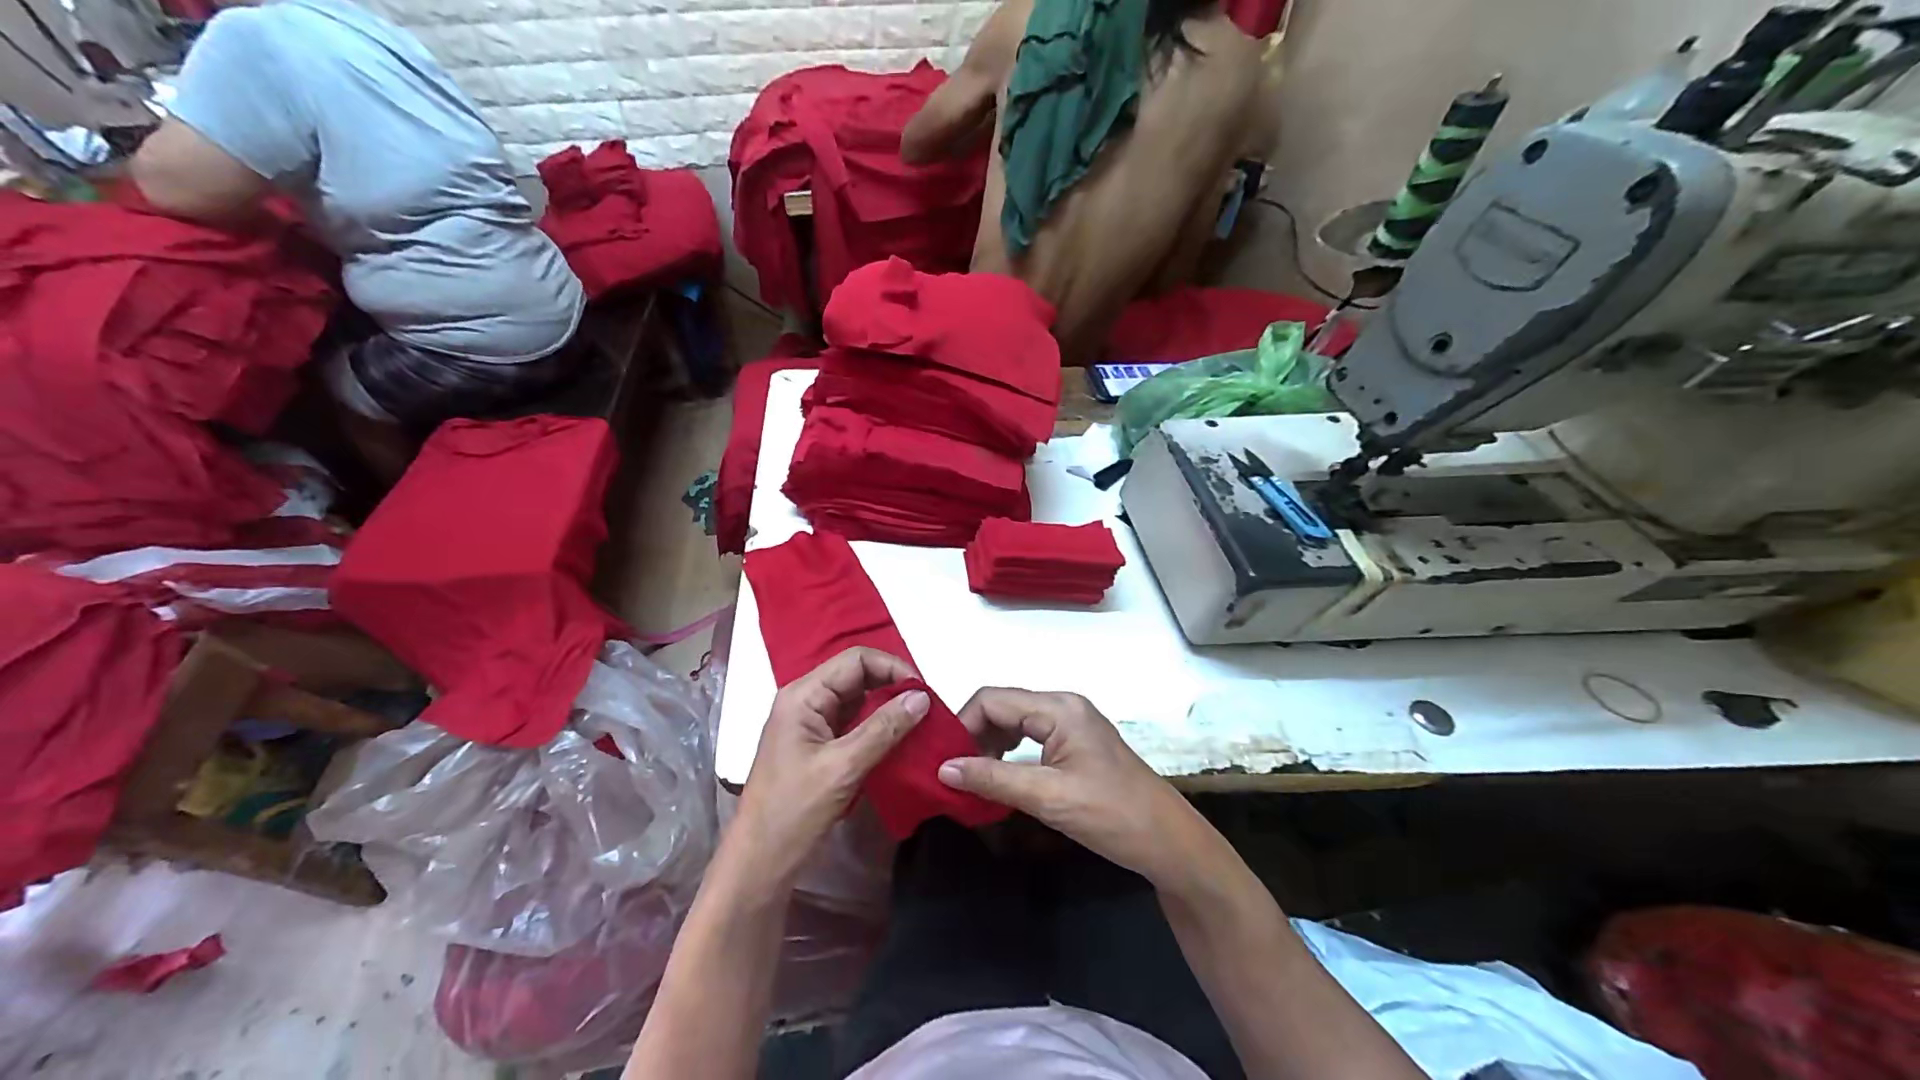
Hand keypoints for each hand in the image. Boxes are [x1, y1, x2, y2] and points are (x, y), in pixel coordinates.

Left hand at [731, 648, 929, 884]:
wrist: (761, 861)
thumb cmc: (794, 810)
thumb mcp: (843, 767)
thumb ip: (884, 729)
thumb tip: (922, 698)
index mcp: (803, 695)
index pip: (856, 660)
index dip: (893, 668)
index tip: (924, 693)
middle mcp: (806, 700)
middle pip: (858, 675)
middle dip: (893, 686)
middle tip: (926, 709)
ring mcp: (812, 723)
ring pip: (858, 699)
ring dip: (888, 707)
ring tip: (920, 723)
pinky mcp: (818, 745)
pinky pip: (854, 722)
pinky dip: (878, 726)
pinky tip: (901, 739)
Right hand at [937, 689, 1217, 889]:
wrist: (1169, 842)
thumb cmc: (1112, 815)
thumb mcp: (1048, 797)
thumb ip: (993, 778)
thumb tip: (943, 768)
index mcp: (1059, 708)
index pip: (992, 699)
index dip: (963, 725)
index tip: (944, 761)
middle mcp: (1063, 706)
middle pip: (1002, 707)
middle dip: (973, 736)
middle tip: (954, 773)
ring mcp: (1072, 724)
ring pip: (1014, 722)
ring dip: (989, 746)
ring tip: (972, 779)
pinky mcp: (1076, 744)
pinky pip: (1030, 737)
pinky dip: (1008, 755)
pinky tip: (999, 779)